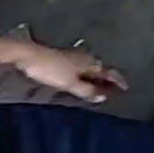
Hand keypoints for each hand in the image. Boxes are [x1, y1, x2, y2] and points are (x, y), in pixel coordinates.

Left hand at [10, 42, 125, 101]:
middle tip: (109, 88)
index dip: (120, 82)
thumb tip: (103, 98)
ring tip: (95, 84)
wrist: (27, 54)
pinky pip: (81, 67)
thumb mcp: (69, 83)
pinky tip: (78, 76)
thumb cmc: (51, 70)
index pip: (112, 74)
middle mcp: (91, 59)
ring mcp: (78, 57)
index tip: (126, 88)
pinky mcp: (65, 57)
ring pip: (91, 68)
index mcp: (95, 65)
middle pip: (103, 71)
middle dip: (107, 79)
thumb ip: (86, 90)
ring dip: (95, 76)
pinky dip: (84, 73)